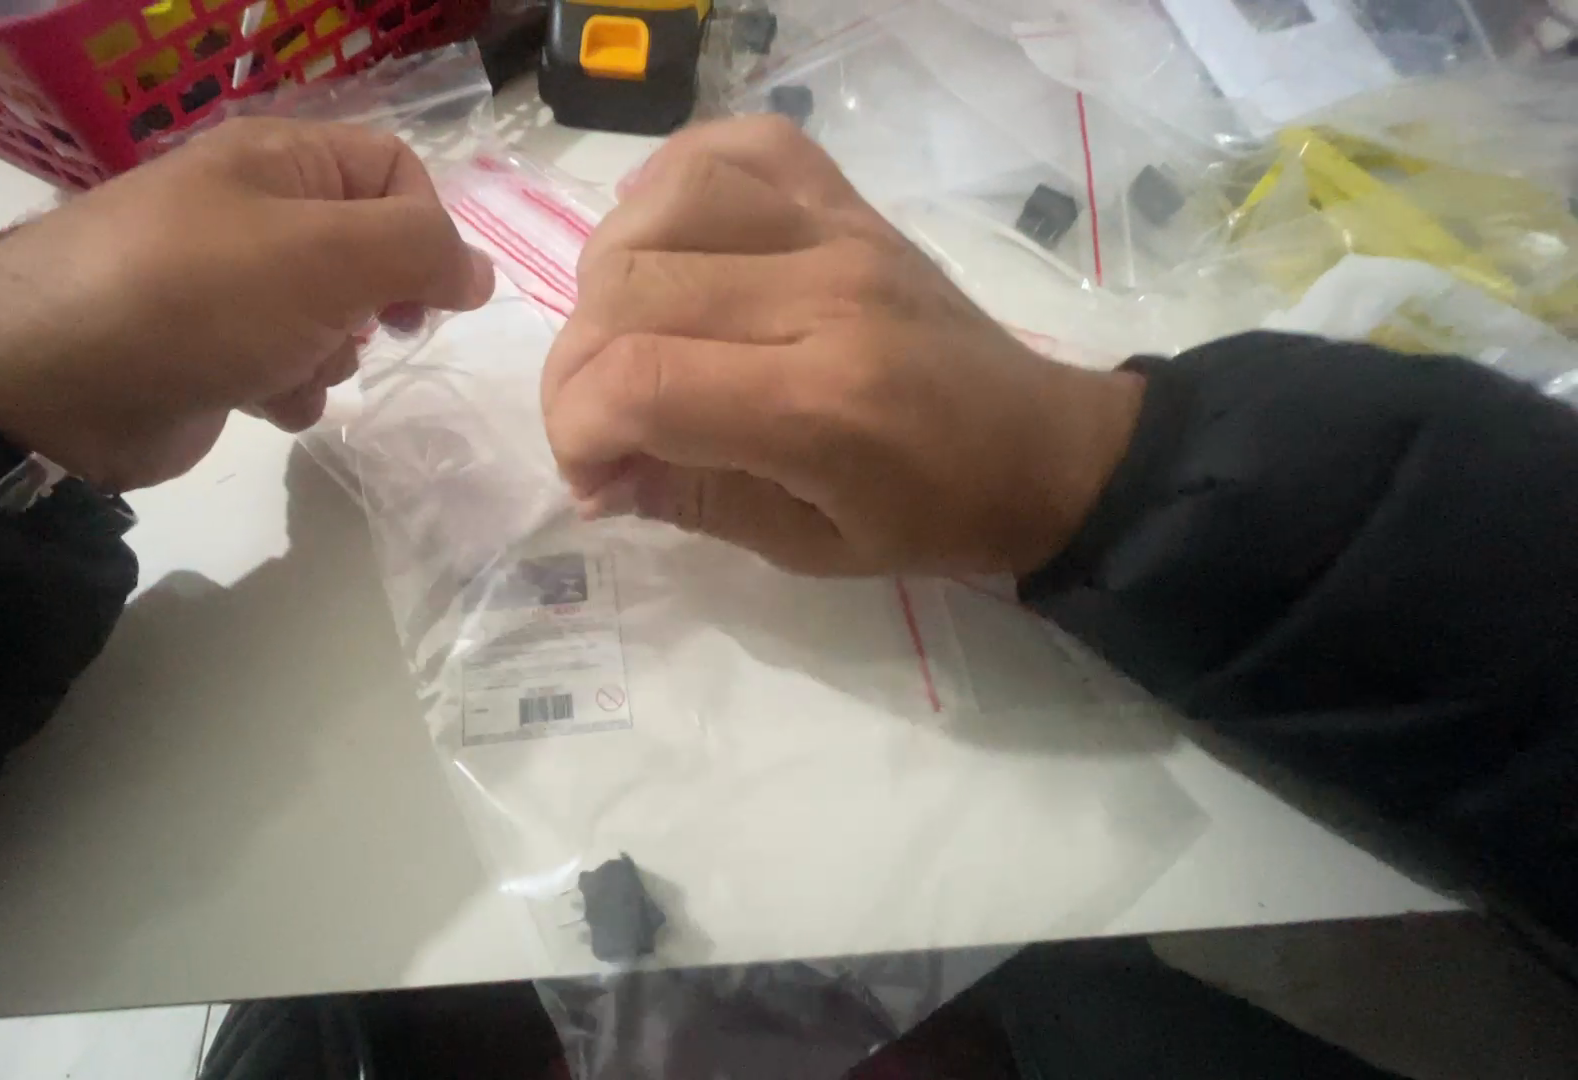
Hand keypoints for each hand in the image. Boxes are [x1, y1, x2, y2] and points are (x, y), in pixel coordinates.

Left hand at [0, 119, 494, 491]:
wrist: (61, 384)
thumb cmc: (205, 297)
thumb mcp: (331, 255)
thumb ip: (423, 251)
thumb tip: (481, 271)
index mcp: (285, 163)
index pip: (398, 171)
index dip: (427, 230)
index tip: (425, 294)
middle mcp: (261, 214)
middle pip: (370, 252)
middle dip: (378, 304)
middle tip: (363, 330)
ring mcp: (237, 285)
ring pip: (338, 320)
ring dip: (334, 355)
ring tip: (293, 365)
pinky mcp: (220, 349)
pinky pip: (293, 366)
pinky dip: (291, 388)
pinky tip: (261, 397)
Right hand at [542, 117, 1144, 576]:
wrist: (1037, 449)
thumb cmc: (922, 516)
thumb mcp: (801, 547)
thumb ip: (687, 502)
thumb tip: (594, 476)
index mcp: (818, 408)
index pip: (637, 383)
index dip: (575, 429)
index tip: (590, 473)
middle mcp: (822, 296)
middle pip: (629, 289)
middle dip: (574, 369)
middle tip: (599, 420)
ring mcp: (838, 230)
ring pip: (664, 204)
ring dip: (608, 279)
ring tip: (624, 338)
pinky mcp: (847, 200)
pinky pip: (733, 147)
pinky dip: (669, 187)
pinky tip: (664, 243)